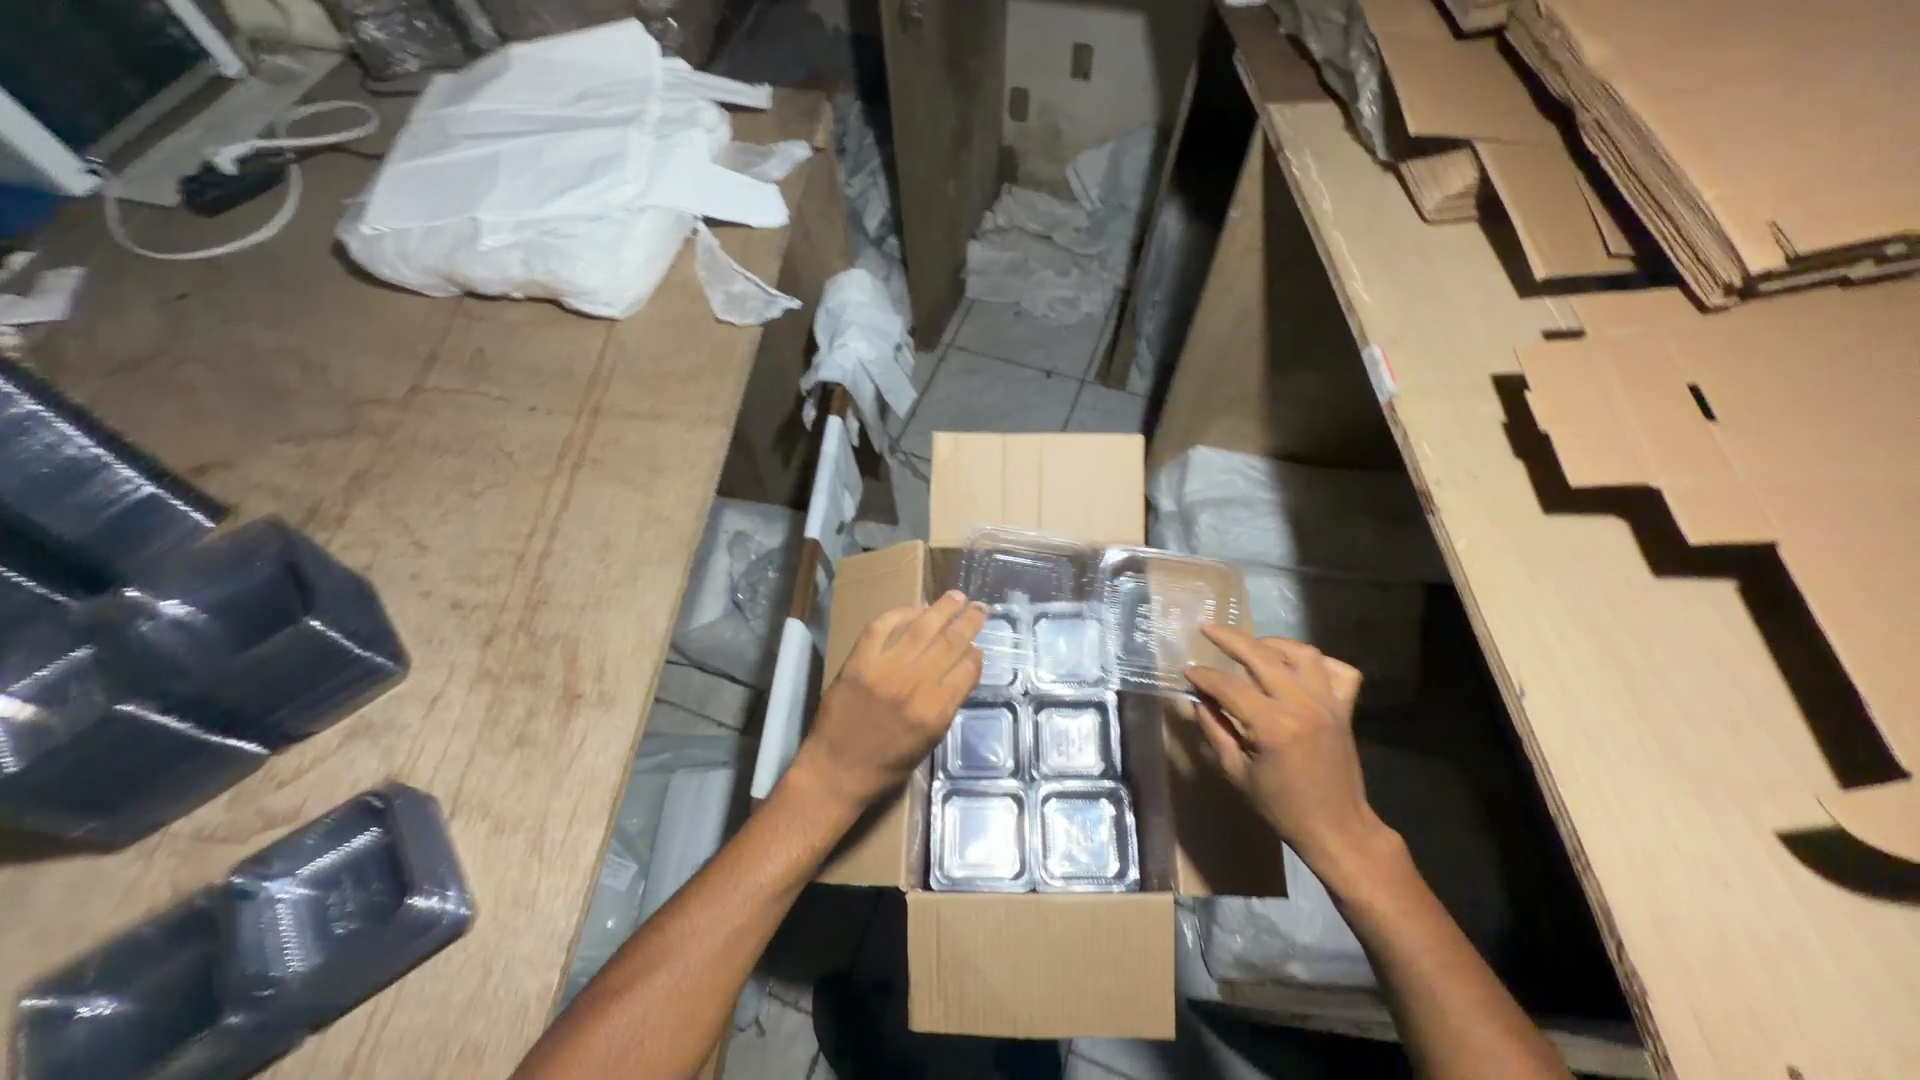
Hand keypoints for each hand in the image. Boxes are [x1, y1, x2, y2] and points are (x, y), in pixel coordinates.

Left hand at [789, 590, 985, 808]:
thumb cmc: (886, 765)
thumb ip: (947, 704)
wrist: (836, 770)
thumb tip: (962, 670)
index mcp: (935, 711)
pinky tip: (913, 608)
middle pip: (951, 643)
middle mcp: (914, 686)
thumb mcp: (929, 741)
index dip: (976, 655)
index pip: (967, 669)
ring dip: (942, 609)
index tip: (978, 647)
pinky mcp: (858, 663)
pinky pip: (881, 628)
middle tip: (980, 609)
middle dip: (969, 623)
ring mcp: (884, 671)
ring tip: (956, 597)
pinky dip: (899, 613)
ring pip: (921, 628)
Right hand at [1183, 625, 1392, 876]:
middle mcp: (1302, 706)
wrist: (1336, 827)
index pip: (1229, 686)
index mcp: (1272, 726)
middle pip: (1262, 657)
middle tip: (1209, 629)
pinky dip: (1319, 661)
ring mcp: (1329, 704)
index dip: (1204, 676)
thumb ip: (1215, 729)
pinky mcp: (1345, 708)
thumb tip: (1199, 698)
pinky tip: (1298, 664)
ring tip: (1252, 645)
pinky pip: (1339, 670)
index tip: (1187, 670)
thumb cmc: (1280, 806)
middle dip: (1231, 639)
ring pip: (1302, 654)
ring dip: (1273, 644)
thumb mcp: (1236, 772)